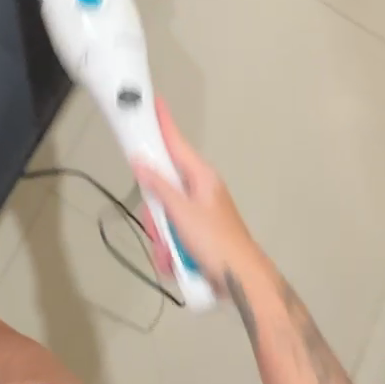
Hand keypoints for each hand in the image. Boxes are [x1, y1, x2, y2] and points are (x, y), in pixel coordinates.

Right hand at [133, 97, 266, 287]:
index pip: (176, 142)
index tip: (154, 101)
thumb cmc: (216, 241)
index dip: (164, 122)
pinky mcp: (198, 234)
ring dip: (162, 238)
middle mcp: (198, 190)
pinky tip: (177, 264)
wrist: (244, 282)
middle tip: (158, 227)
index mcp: (200, 177)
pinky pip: (173, 235)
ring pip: (164, 216)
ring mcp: (199, 213)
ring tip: (172, 255)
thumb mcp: (183, 213)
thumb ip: (159, 186)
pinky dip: (171, 251)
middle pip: (162, 188)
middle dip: (155, 213)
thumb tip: (140, 160)